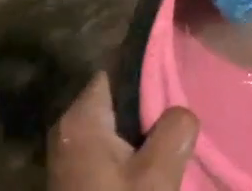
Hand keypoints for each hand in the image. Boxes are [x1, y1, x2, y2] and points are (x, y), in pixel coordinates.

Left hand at [47, 74, 197, 190]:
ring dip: (142, 137)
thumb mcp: (156, 176)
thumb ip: (175, 130)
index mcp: (81, 118)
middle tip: (182, 113)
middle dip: (149, 107)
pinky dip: (131, 156)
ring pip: (115, 129)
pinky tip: (154, 168)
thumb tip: (182, 112)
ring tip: (174, 141)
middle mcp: (68, 130)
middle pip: (117, 100)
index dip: (148, 71)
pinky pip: (108, 153)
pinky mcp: (76, 182)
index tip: (178, 74)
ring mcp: (70, 158)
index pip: (117, 71)